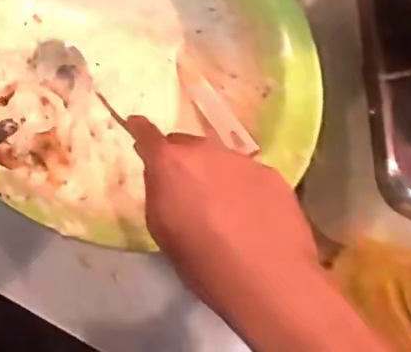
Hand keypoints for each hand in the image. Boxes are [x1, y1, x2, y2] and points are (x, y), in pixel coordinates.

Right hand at [127, 118, 389, 351]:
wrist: (274, 283)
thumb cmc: (206, 264)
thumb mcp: (163, 232)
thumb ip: (157, 193)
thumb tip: (162, 178)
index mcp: (171, 163)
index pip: (147, 134)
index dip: (140, 130)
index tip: (136, 126)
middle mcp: (205, 150)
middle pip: (186, 146)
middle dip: (183, 163)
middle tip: (188, 194)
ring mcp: (241, 159)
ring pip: (219, 160)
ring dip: (216, 176)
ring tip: (225, 212)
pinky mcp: (271, 174)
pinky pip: (249, 176)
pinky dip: (246, 190)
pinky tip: (253, 219)